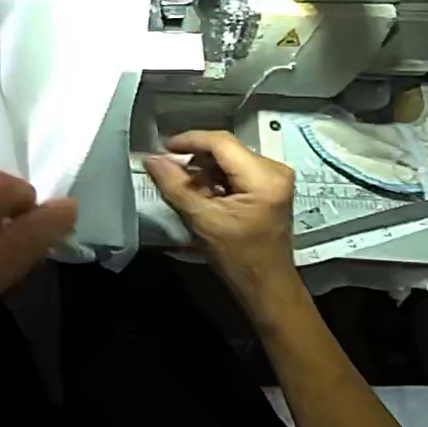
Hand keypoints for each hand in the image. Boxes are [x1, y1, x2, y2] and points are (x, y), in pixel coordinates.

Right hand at [145, 131, 300, 308]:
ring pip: (229, 158)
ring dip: (204, 168)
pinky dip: (216, 177)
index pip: (221, 142)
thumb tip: (152, 159)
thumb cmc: (239, 259)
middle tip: (169, 169)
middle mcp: (275, 169)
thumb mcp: (204, 220)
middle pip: (225, 149)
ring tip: (185, 185)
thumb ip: (176, 186)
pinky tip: (202, 192)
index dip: (189, 140)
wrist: (267, 286)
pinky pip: (236, 169)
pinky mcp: (270, 185)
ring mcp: (275, 176)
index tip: (164, 147)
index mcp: (264, 177)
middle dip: (195, 157)